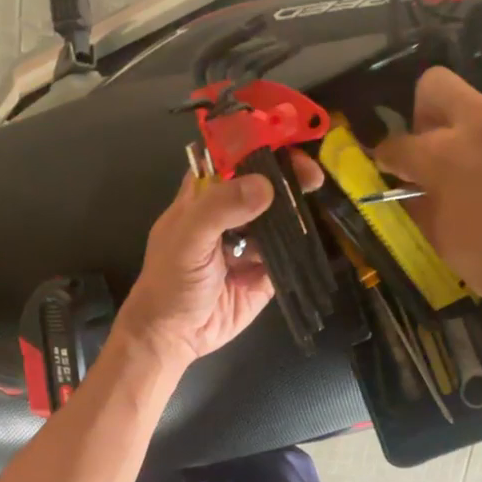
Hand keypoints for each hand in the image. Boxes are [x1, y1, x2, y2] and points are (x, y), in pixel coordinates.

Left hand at [116, 152, 324, 368]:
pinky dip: (299, 249)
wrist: (173, 337)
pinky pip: (288, 256)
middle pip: (265, 187)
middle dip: (289, 180)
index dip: (260, 147)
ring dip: (297, 215)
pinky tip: (310, 239)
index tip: (287, 145)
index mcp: (205, 196)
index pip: (235, 159)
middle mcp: (230, 215)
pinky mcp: (265, 274)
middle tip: (312, 179)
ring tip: (312, 208)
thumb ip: (221, 208)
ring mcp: (250, 244)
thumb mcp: (188, 239)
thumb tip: (265, 186)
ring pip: (280, 220)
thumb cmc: (170, 283)